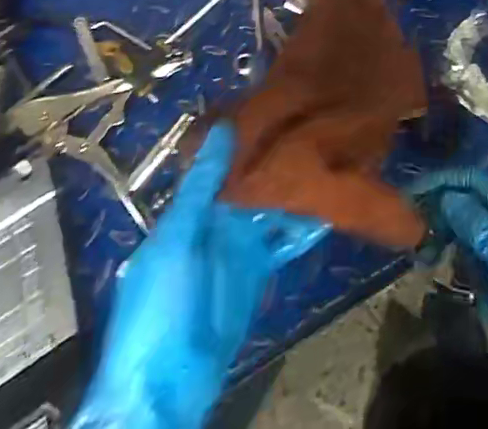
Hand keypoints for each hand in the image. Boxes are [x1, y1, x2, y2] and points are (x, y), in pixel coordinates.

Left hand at [72, 123, 329, 428]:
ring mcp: (240, 243)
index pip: (221, 161)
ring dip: (295, 188)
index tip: (274, 105)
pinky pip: (284, 240)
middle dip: (276, 157)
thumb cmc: (159, 304)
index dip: (244, 135)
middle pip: (251, 180)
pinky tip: (328, 207)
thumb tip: (221, 128)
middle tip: (312, 126)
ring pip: (272, 206)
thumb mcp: (175, 238)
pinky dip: (304, 226)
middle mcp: (217, 218)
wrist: (166, 383)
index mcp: (191, 206)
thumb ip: (200, 185)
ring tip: (328, 157)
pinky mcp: (260, 268)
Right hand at [409, 169, 487, 428]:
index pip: (473, 179)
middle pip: (471, 206)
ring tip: (432, 271)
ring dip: (454, 251)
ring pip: (474, 237)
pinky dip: (472, 278)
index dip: (440, 183)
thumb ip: (477, 224)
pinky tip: (473, 302)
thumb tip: (447, 194)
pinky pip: (484, 266)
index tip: (406, 197)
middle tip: (415, 244)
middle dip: (442, 220)